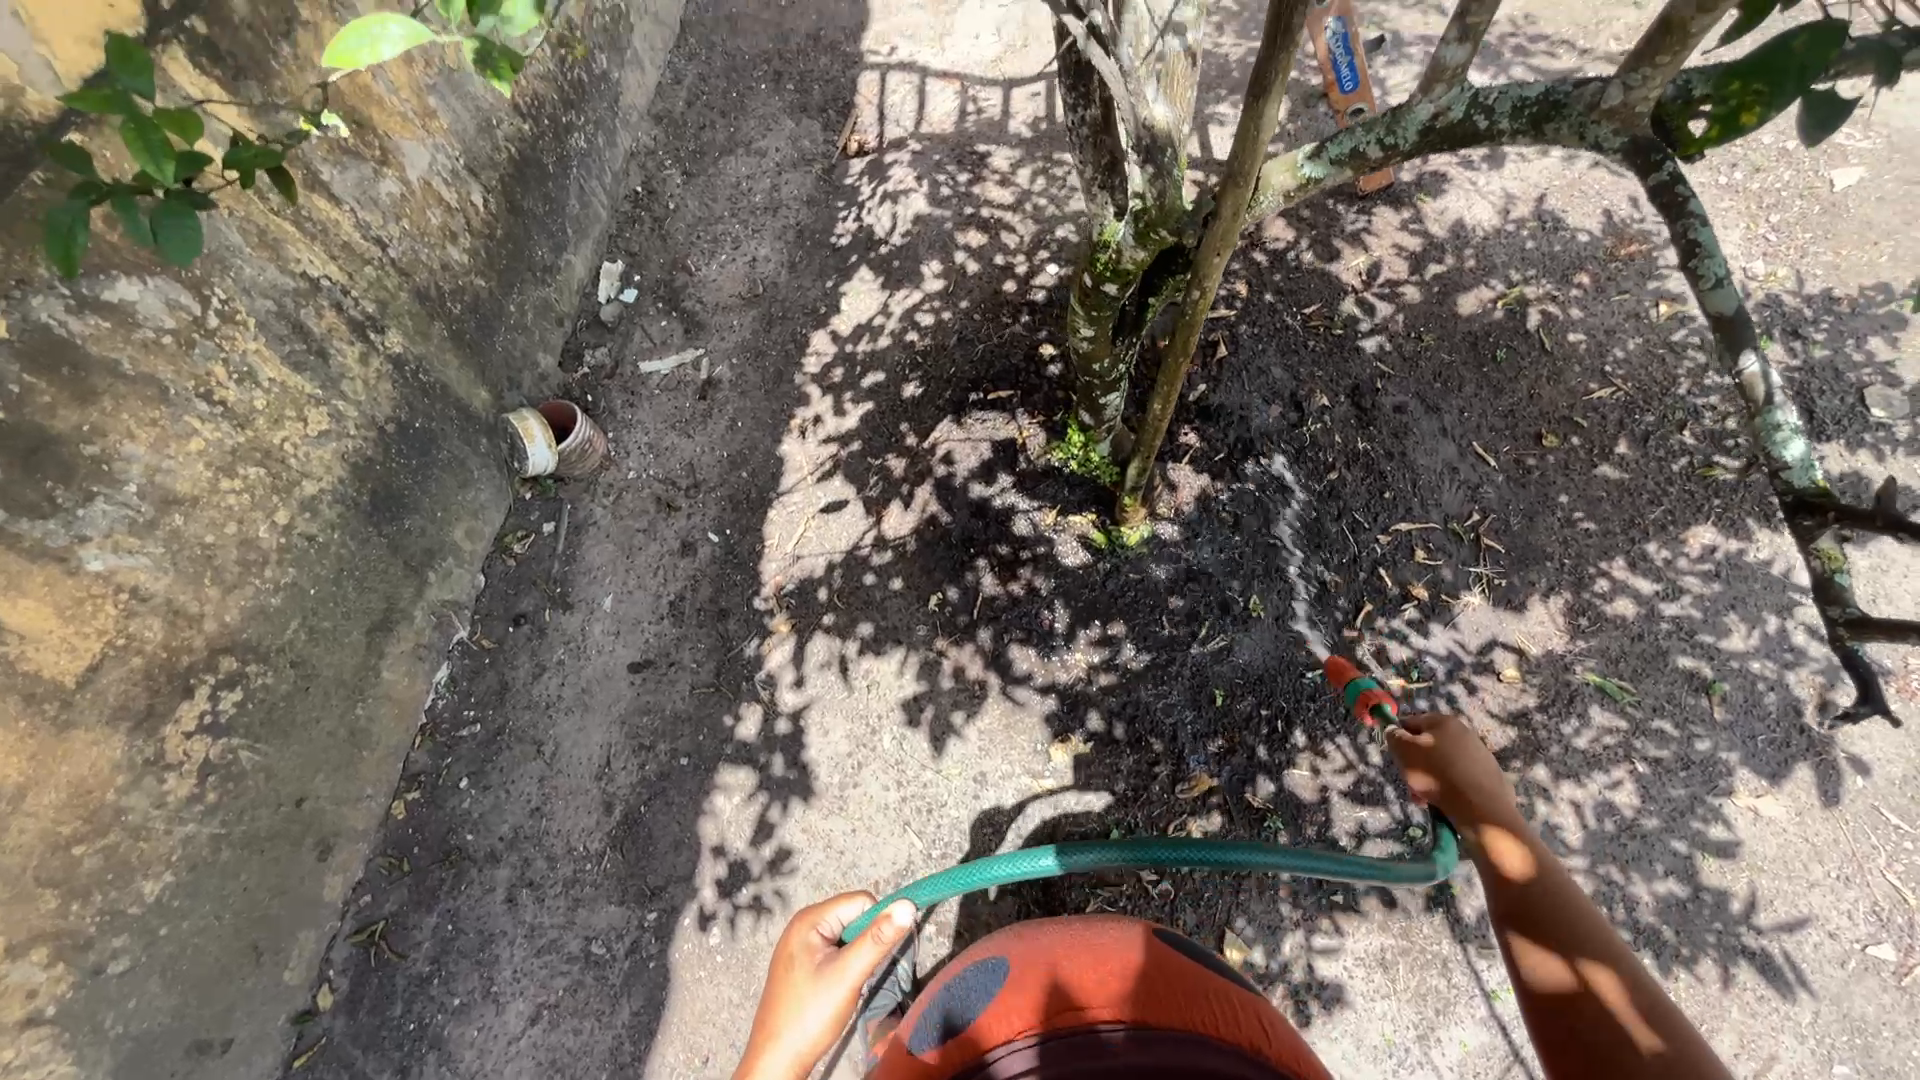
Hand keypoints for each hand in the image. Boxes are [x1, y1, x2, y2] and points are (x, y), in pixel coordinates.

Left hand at [733, 892, 916, 1079]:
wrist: (776, 1061)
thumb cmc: (810, 1015)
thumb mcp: (848, 975)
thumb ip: (878, 939)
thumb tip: (908, 905)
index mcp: (810, 919)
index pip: (861, 901)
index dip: (877, 924)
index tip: (876, 956)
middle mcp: (804, 924)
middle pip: (853, 917)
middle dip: (866, 942)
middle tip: (859, 974)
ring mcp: (801, 944)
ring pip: (847, 936)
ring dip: (857, 956)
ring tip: (848, 983)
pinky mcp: (803, 963)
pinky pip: (836, 951)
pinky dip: (846, 965)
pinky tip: (838, 988)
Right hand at [1385, 713, 1521, 834]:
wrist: (1481, 806)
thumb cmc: (1436, 773)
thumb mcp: (1403, 751)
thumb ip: (1393, 736)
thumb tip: (1394, 731)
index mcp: (1443, 721)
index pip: (1410, 722)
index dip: (1399, 739)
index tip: (1397, 758)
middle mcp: (1464, 731)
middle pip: (1427, 744)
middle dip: (1415, 763)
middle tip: (1410, 781)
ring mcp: (1480, 753)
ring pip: (1442, 762)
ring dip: (1430, 776)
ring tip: (1425, 796)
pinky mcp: (1489, 773)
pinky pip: (1459, 775)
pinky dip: (1449, 785)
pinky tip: (1445, 799)